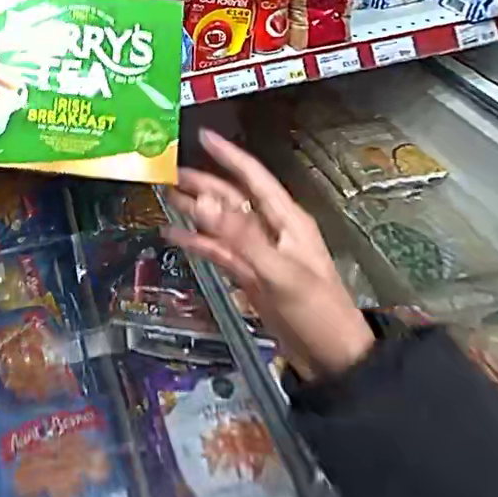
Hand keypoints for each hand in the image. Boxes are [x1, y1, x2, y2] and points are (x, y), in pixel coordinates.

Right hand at [165, 129, 375, 380]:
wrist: (332, 360)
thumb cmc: (318, 312)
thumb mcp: (278, 271)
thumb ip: (239, 236)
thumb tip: (204, 202)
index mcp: (285, 219)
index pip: (252, 177)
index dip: (228, 155)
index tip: (204, 136)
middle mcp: (269, 229)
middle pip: (230, 197)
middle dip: (201, 183)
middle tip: (168, 171)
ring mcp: (257, 251)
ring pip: (220, 222)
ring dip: (194, 209)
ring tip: (166, 195)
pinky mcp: (248, 273)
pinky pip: (217, 250)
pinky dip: (196, 242)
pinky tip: (174, 235)